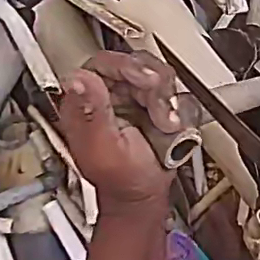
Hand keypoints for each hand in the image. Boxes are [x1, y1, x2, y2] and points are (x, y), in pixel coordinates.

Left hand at [55, 51, 181, 210]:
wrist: (145, 197)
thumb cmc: (121, 180)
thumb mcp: (104, 148)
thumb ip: (93, 112)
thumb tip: (78, 80)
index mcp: (88, 100)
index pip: (105, 62)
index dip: (127, 66)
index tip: (147, 81)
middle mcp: (111, 94)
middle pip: (138, 64)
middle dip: (156, 90)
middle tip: (161, 115)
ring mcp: (136, 98)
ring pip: (161, 75)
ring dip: (169, 102)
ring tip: (166, 126)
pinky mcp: (159, 105)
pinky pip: (178, 94)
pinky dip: (181, 111)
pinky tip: (173, 128)